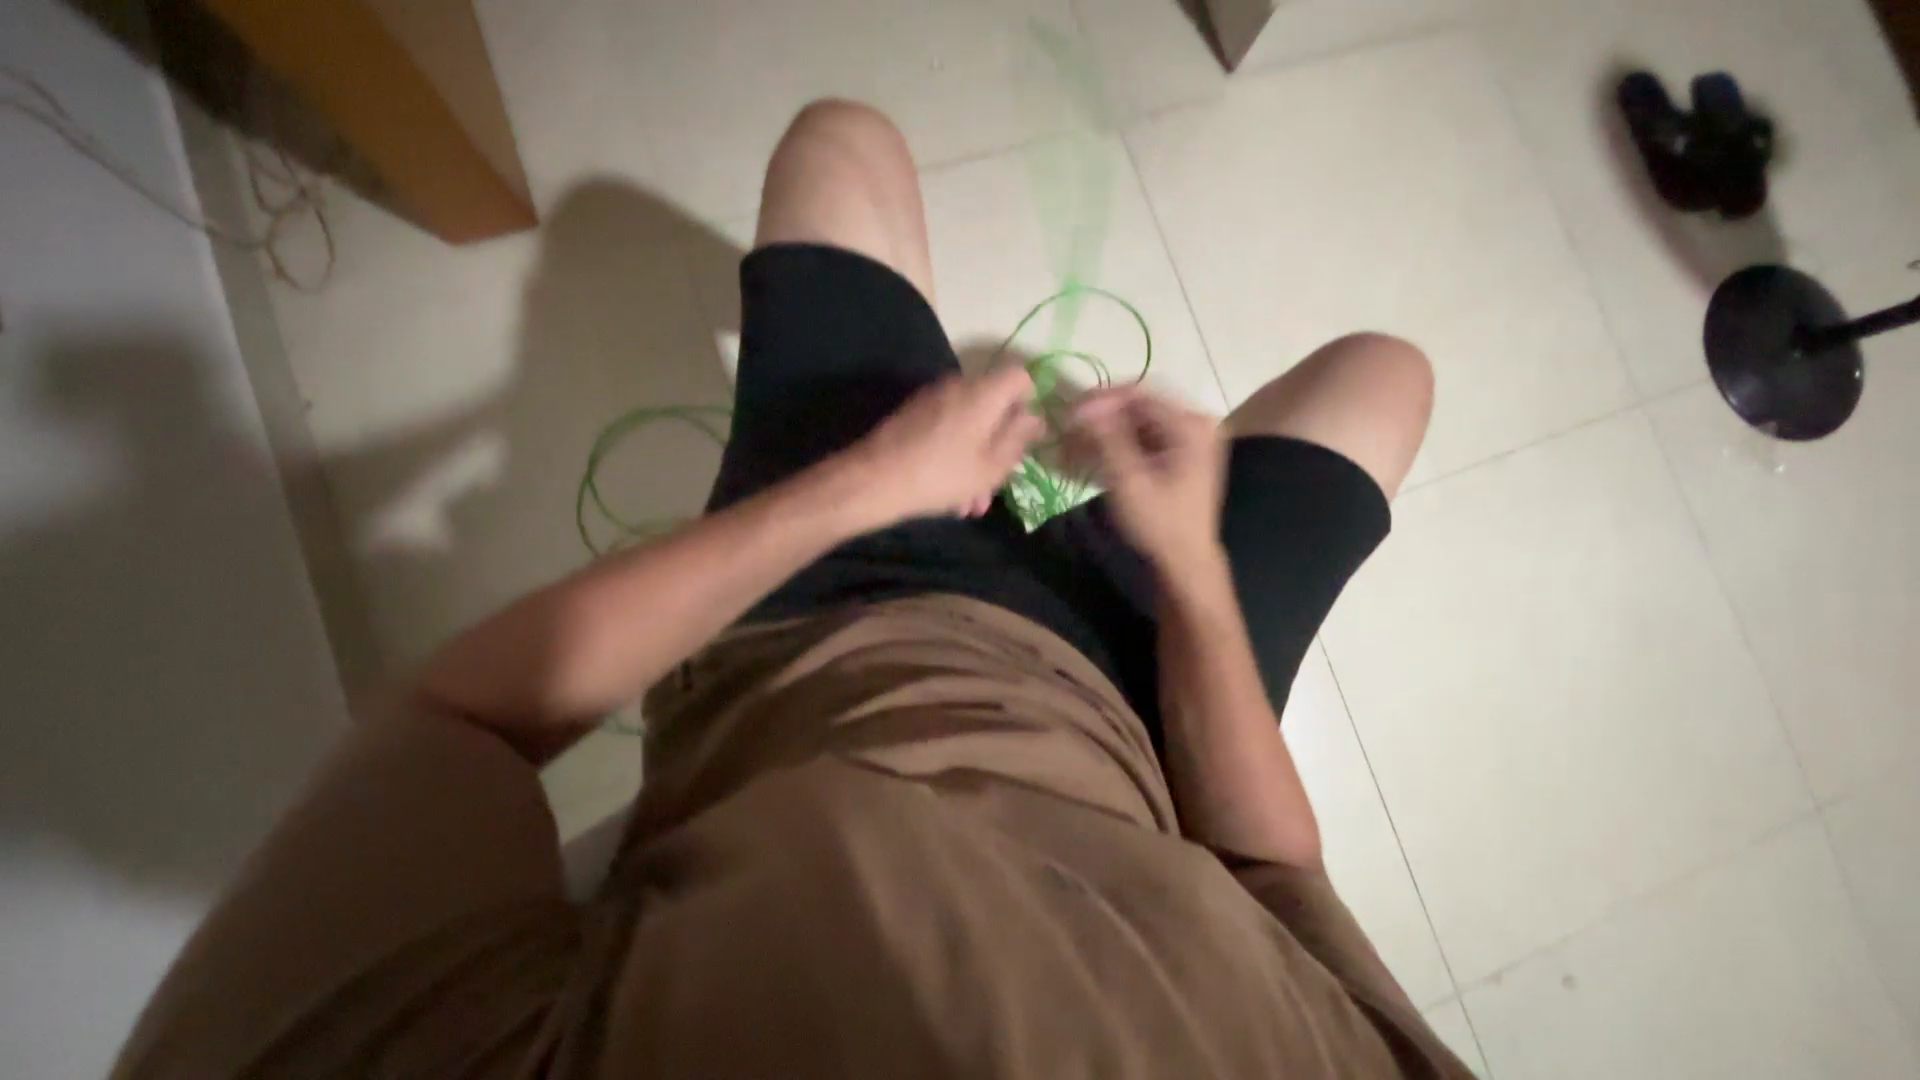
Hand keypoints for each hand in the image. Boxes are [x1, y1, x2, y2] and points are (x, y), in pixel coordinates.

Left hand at [839, 367, 1046, 525]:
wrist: (874, 480)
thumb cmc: (942, 475)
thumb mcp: (992, 467)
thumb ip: (1019, 438)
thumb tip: (1036, 418)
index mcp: (983, 392)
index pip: (1020, 376)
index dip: (1030, 403)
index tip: (1026, 437)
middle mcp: (958, 386)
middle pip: (993, 405)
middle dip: (1000, 444)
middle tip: (999, 481)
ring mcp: (931, 400)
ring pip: (969, 425)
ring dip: (976, 460)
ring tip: (972, 503)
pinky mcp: (912, 416)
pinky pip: (946, 430)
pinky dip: (954, 457)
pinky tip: (949, 497)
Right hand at [1071, 385, 1226, 572]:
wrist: (1185, 560)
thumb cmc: (1159, 523)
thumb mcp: (1129, 480)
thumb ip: (1107, 437)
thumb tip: (1084, 405)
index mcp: (1191, 424)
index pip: (1140, 393)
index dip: (1101, 400)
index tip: (1069, 413)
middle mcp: (1195, 423)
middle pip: (1139, 405)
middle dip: (1101, 415)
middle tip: (1068, 426)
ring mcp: (1189, 438)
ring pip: (1138, 420)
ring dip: (1106, 430)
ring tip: (1074, 442)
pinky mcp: (1180, 453)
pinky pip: (1144, 437)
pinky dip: (1118, 443)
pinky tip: (1091, 454)